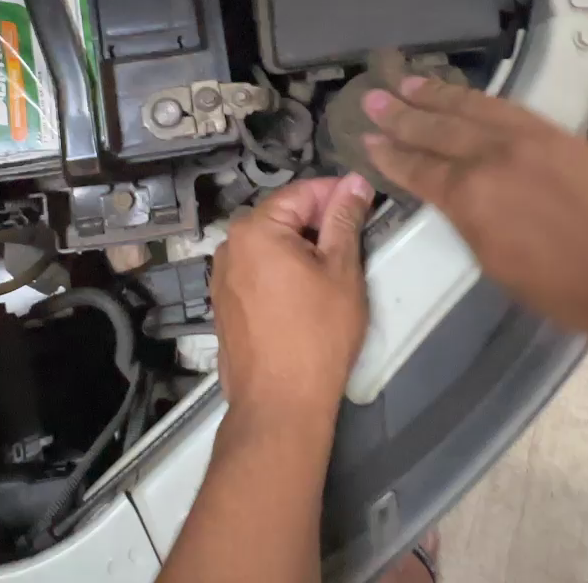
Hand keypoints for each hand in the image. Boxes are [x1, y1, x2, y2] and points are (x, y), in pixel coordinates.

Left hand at [212, 174, 373, 424]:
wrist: (278, 404)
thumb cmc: (317, 333)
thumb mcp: (341, 270)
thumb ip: (345, 219)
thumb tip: (355, 182)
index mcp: (255, 228)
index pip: (301, 192)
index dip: (336, 193)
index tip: (366, 201)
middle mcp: (229, 245)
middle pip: (282, 216)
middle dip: (318, 221)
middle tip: (355, 239)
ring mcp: (222, 275)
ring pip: (270, 244)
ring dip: (301, 247)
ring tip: (335, 267)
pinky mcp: (224, 303)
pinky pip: (257, 270)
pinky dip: (283, 270)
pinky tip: (306, 292)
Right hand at [361, 77, 587, 341]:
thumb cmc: (565, 289)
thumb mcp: (496, 264)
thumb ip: (465, 219)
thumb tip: (448, 192)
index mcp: (471, 197)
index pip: (419, 168)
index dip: (391, 154)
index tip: (368, 140)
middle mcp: (492, 157)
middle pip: (436, 129)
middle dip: (400, 115)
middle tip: (373, 99)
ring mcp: (527, 139)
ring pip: (469, 107)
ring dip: (434, 95)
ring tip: (407, 82)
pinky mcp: (555, 133)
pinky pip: (505, 107)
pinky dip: (476, 98)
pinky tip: (460, 95)